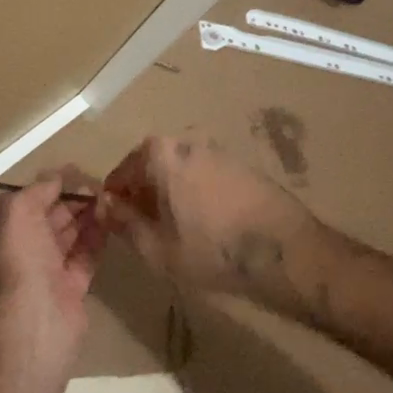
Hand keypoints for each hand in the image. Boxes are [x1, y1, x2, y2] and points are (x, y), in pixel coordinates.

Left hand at [0, 168, 106, 366]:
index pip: (29, 201)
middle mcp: (24, 248)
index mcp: (5, 230)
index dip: (50, 185)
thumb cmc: (21, 258)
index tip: (76, 172)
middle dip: (71, 199)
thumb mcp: (19, 212)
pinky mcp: (72, 287)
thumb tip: (55, 178)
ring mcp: (48, 269)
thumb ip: (37, 192)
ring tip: (109, 197)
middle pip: (50, 217)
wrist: (36, 317)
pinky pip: (85, 256)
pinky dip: (96, 238)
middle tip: (98, 184)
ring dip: (86, 216)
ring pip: (69, 235)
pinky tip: (110, 219)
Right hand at [99, 135, 320, 310]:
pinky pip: (204, 175)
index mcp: (159, 151)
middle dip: (142, 196)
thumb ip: (123, 223)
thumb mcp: (157, 248)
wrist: (289, 254)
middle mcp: (186, 139)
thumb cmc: (214, 250)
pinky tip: (206, 225)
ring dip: (170, 195)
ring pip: (178, 171)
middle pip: (149, 168)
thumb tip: (102, 206)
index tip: (117, 227)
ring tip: (177, 232)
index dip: (114, 203)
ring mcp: (218, 148)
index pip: (119, 174)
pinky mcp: (243, 164)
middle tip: (146, 231)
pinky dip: (196, 194)